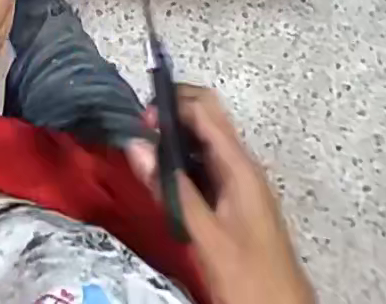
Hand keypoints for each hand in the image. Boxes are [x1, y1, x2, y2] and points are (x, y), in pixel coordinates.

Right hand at [127, 86, 315, 303]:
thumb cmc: (249, 281)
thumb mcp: (205, 236)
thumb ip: (170, 189)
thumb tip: (136, 145)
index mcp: (239, 166)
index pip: (203, 109)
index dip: (171, 104)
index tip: (142, 121)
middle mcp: (242, 165)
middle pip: (207, 114)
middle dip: (175, 110)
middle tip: (144, 129)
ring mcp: (241, 182)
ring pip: (206, 137)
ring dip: (178, 134)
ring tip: (148, 150)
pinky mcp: (235, 200)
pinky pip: (207, 162)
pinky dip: (185, 158)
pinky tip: (167, 177)